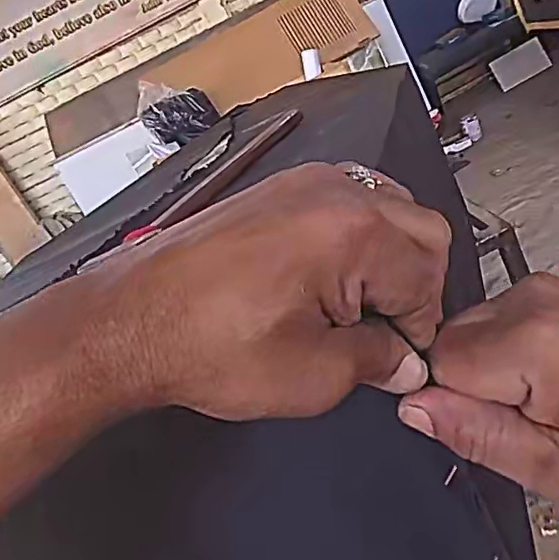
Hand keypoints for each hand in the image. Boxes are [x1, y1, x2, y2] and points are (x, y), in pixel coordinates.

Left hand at [89, 162, 452, 420]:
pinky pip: (343, 205)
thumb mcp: (310, 375)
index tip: (403, 356)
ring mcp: (299, 184)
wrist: (130, 321)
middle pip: (420, 231)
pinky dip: (353, 241)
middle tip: (386, 334)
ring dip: (388, 259)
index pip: (428, 276)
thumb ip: (376, 362)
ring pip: (386, 210)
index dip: (421, 328)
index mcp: (351, 229)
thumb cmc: (201, 342)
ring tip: (354, 310)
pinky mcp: (274, 191)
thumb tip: (402, 359)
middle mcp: (330, 191)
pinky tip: (327, 283)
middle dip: (416, 286)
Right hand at [396, 273, 558, 512]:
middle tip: (524, 416)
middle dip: (467, 385)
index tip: (499, 425)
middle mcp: (531, 301)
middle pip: (446, 343)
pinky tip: (537, 374)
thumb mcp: (551, 468)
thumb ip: (474, 433)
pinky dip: (496, 351)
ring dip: (482, 369)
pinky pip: (484, 322)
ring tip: (536, 397)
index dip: (455, 404)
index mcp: (536, 343)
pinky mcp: (541, 288)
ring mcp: (537, 288)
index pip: (436, 364)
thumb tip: (411, 407)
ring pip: (461, 332)